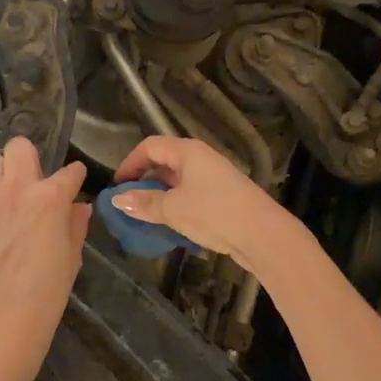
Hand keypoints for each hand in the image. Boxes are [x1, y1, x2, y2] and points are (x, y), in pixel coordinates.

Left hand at [0, 137, 89, 368]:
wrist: (3, 315)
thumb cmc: (47, 290)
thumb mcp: (72, 256)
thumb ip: (76, 223)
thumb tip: (78, 206)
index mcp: (50, 197)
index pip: (70, 171)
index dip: (75, 177)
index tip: (75, 183)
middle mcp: (17, 188)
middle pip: (19, 147)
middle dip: (30, 158)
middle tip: (34, 182)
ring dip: (5, 176)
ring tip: (10, 199)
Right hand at [112, 136, 288, 271]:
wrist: (263, 234)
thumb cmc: (214, 213)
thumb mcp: (173, 209)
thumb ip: (144, 202)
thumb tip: (117, 199)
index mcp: (187, 151)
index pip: (150, 146)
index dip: (130, 163)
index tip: (117, 186)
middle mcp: (201, 158)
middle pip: (164, 162)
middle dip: (143, 181)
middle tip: (127, 203)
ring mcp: (213, 178)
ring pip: (177, 181)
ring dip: (159, 196)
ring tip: (144, 216)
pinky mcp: (222, 197)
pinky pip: (190, 195)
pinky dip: (175, 206)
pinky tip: (169, 225)